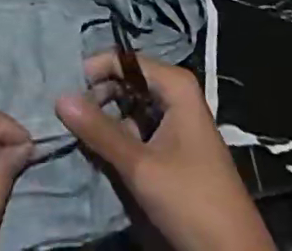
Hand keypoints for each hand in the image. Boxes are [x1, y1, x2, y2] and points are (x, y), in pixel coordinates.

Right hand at [55, 53, 273, 250]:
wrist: (231, 250)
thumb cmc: (190, 198)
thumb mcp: (140, 165)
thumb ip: (100, 131)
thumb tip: (60, 97)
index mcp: (175, 85)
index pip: (125, 60)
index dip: (94, 71)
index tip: (62, 91)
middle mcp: (175, 94)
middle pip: (126, 81)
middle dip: (96, 96)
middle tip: (65, 117)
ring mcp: (174, 120)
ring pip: (129, 107)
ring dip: (104, 119)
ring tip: (75, 134)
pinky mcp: (171, 145)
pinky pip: (137, 129)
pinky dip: (117, 137)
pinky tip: (97, 151)